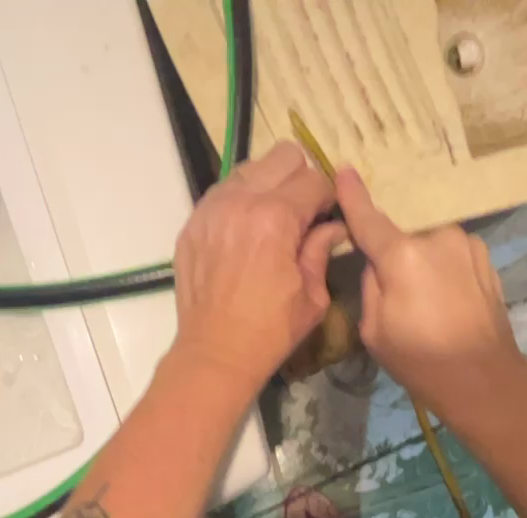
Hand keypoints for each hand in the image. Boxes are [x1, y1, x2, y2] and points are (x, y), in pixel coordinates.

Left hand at [167, 143, 345, 395]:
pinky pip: (223, 192)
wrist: (216, 353)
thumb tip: (333, 227)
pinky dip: (240, 202)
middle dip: (299, 179)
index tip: (327, 217)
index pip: (314, 179)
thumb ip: (321, 250)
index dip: (328, 197)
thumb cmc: (270, 332)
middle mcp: (242, 201)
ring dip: (268, 186)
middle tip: (301, 212)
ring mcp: (212, 209)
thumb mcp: (311, 296)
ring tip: (271, 222)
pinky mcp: (193, 222)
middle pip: (283, 156)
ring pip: (250, 168)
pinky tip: (245, 233)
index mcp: (277, 219)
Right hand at [336, 168, 526, 426]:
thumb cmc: (421, 360)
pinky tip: (448, 305)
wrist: (483, 379)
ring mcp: (466, 244)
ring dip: (422, 268)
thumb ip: (371, 285)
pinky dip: (443, 274)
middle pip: (402, 240)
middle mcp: (437, 237)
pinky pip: (450, 258)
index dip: (352, 198)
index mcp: (403, 255)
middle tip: (400, 302)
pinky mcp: (485, 257)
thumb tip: (379, 264)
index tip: (343, 172)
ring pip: (428, 248)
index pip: (369, 219)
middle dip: (395, 261)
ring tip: (427, 308)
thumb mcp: (373, 331)